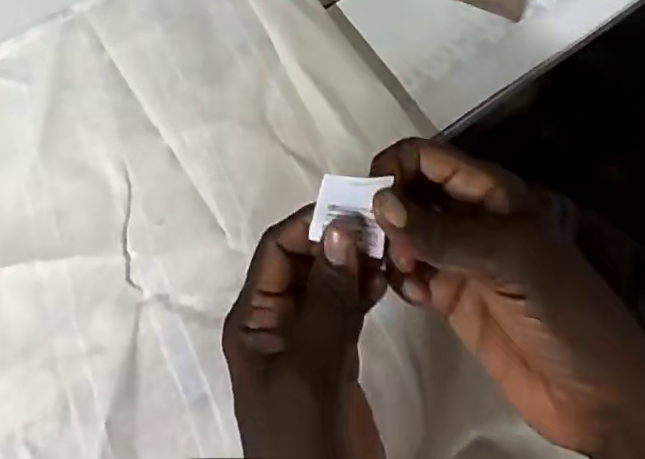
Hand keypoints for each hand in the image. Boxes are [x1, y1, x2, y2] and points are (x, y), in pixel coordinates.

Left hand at [223, 206, 387, 458]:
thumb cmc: (299, 436)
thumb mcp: (309, 367)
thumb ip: (326, 299)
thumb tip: (339, 228)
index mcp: (253, 318)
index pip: (277, 251)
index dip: (309, 225)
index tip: (351, 207)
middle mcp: (278, 319)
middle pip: (306, 261)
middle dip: (338, 241)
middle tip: (380, 226)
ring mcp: (308, 337)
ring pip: (331, 282)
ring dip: (357, 263)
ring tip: (390, 249)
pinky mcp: (336, 355)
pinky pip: (349, 308)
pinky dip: (366, 290)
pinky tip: (389, 279)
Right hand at [369, 139, 639, 453]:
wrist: (600, 395)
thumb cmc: (563, 308)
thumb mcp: (507, 260)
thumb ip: (441, 234)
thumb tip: (379, 202)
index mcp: (488, 191)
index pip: (427, 158)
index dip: (395, 166)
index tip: (370, 198)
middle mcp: (468, 217)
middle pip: (409, 192)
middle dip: (384, 207)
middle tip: (370, 239)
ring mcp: (459, 258)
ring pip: (404, 233)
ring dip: (389, 245)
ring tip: (394, 271)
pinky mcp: (452, 297)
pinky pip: (411, 275)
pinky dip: (401, 279)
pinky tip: (414, 296)